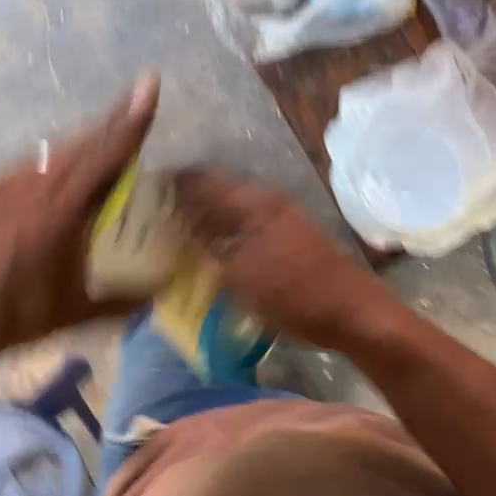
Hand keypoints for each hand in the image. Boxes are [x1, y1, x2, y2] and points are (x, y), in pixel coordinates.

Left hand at [0, 73, 159, 361]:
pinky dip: (53, 167)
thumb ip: (122, 299)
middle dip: (114, 123)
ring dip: (84, 147)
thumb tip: (161, 291)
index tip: (150, 83)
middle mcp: (30, 187)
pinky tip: (60, 181)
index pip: (105, 156)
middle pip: (82, 145)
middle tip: (138, 102)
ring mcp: (2, 185)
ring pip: (53, 155)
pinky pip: (28, 168)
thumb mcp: (74, 313)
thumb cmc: (11, 320)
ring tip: (108, 144)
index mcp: (57, 211)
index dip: (132, 121)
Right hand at [172, 170, 402, 349]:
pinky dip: (222, 235)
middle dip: (184, 204)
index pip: (199, 180)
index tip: (141, 197)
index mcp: (252, 201)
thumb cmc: (294, 294)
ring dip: (203, 221)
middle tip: (150, 222)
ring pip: (228, 211)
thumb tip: (171, 221)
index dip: (170, 186)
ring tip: (172, 239)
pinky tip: (207, 254)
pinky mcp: (286, 238)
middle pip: (214, 193)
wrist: (354, 315)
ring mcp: (279, 218)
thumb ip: (204, 243)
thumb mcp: (239, 273)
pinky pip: (243, 227)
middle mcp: (265, 201)